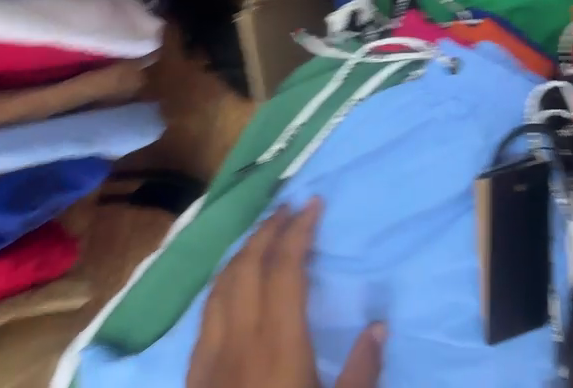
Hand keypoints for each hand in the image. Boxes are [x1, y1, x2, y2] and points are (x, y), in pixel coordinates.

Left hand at [187, 198, 384, 387]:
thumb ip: (362, 372)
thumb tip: (379, 326)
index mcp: (278, 346)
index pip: (285, 268)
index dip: (299, 230)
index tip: (315, 203)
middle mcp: (238, 343)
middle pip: (246, 267)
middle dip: (268, 229)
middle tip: (291, 208)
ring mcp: (209, 362)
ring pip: (219, 287)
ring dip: (243, 252)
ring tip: (265, 236)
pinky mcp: (194, 382)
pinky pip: (206, 315)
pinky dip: (224, 284)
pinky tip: (235, 289)